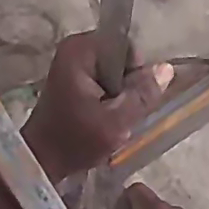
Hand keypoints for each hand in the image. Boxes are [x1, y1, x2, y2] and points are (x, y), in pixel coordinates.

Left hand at [22, 34, 172, 180]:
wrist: (42, 161)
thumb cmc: (75, 141)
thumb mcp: (116, 122)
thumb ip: (142, 95)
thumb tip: (167, 69)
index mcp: (80, 50)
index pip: (127, 47)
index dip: (136, 72)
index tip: (130, 98)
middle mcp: (75, 49)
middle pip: (122, 59)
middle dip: (128, 86)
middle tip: (121, 113)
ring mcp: (73, 64)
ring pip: (117, 73)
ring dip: (121, 96)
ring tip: (112, 119)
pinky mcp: (74, 80)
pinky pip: (106, 82)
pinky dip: (110, 100)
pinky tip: (104, 118)